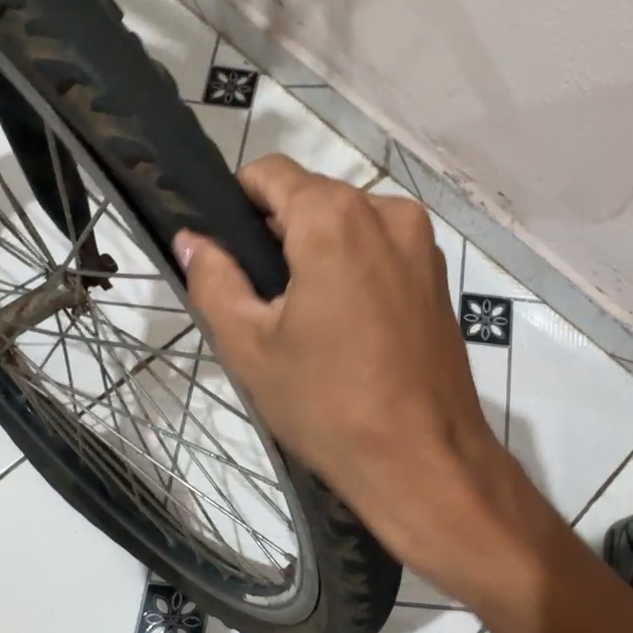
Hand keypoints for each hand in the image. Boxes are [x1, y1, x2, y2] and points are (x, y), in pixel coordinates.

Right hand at [178, 156, 547, 585]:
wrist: (426, 459)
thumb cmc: (330, 404)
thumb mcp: (251, 346)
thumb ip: (213, 279)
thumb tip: (192, 239)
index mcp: (337, 217)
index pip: (270, 173)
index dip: (238, 204)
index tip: (226, 252)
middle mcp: (388, 214)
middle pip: (314, 198)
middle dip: (280, 234)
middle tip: (260, 300)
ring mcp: (422, 245)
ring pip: (351, 225)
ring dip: (320, 254)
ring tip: (303, 320)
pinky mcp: (439, 278)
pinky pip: (382, 252)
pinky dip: (356, 270)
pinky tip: (346, 328)